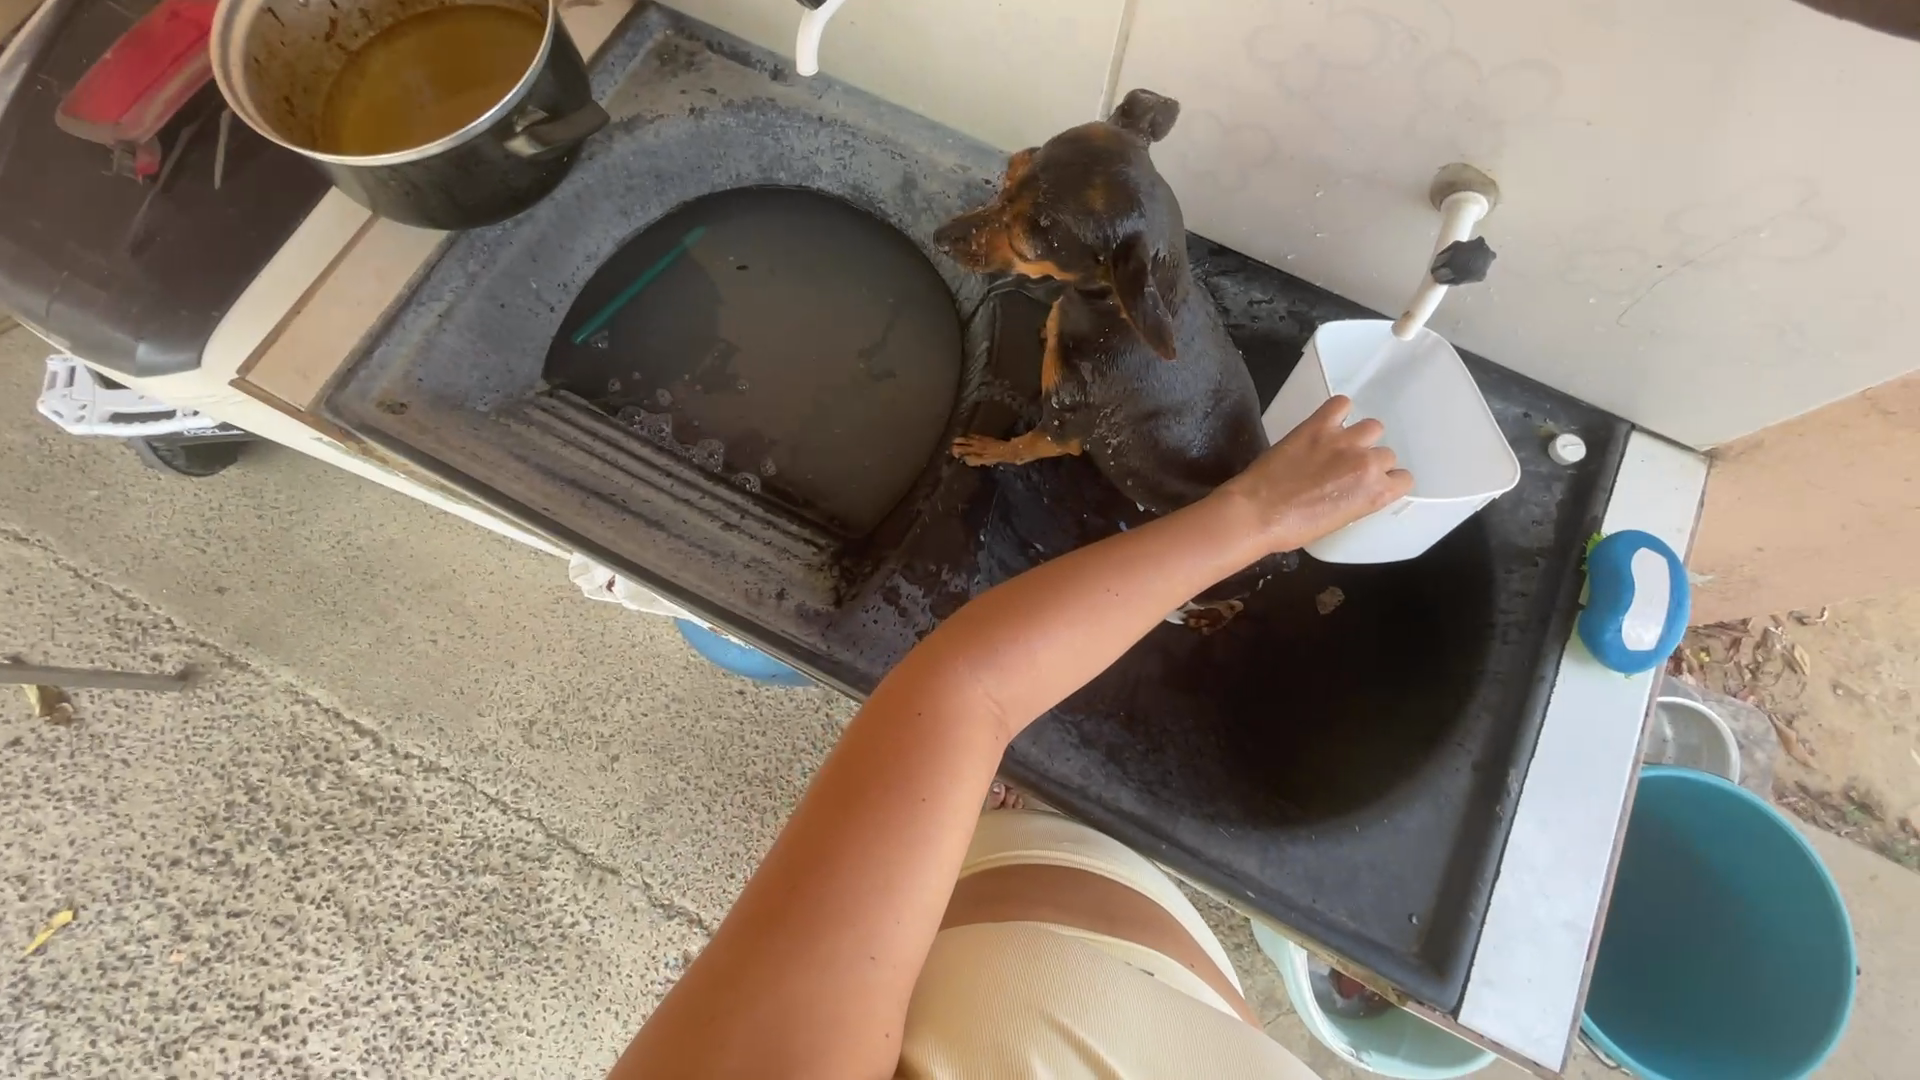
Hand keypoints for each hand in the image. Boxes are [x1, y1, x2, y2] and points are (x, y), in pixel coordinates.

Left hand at [1215, 395, 1412, 553]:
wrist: (1255, 514)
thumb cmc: (1292, 528)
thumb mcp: (1337, 521)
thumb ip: (1357, 500)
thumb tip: (1355, 488)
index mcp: (1377, 494)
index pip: (1403, 479)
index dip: (1385, 480)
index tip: (1368, 482)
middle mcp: (1368, 463)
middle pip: (1386, 453)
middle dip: (1368, 461)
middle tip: (1343, 469)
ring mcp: (1344, 441)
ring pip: (1372, 427)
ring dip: (1358, 436)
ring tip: (1336, 446)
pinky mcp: (1318, 426)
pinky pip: (1341, 404)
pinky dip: (1337, 411)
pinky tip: (1327, 422)